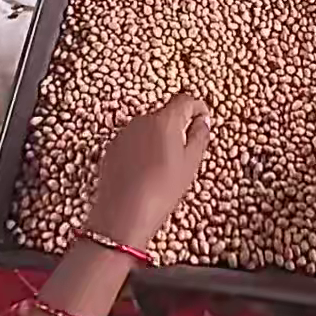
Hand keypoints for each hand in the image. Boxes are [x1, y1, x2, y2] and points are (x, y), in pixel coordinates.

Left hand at [86, 93, 211, 247]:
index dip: (197, 108)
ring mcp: (124, 133)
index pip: (185, 100)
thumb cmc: (161, 190)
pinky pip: (133, 141)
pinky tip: (146, 173)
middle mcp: (142, 120)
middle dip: (178, 127)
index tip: (203, 119)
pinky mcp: (112, 148)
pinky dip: (142, 150)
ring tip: (165, 167)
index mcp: (165, 120)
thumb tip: (202, 121)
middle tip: (186, 152)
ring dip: (159, 139)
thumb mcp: (190, 164)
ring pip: (149, 128)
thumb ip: (200, 135)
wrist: (122, 215)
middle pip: (166, 114)